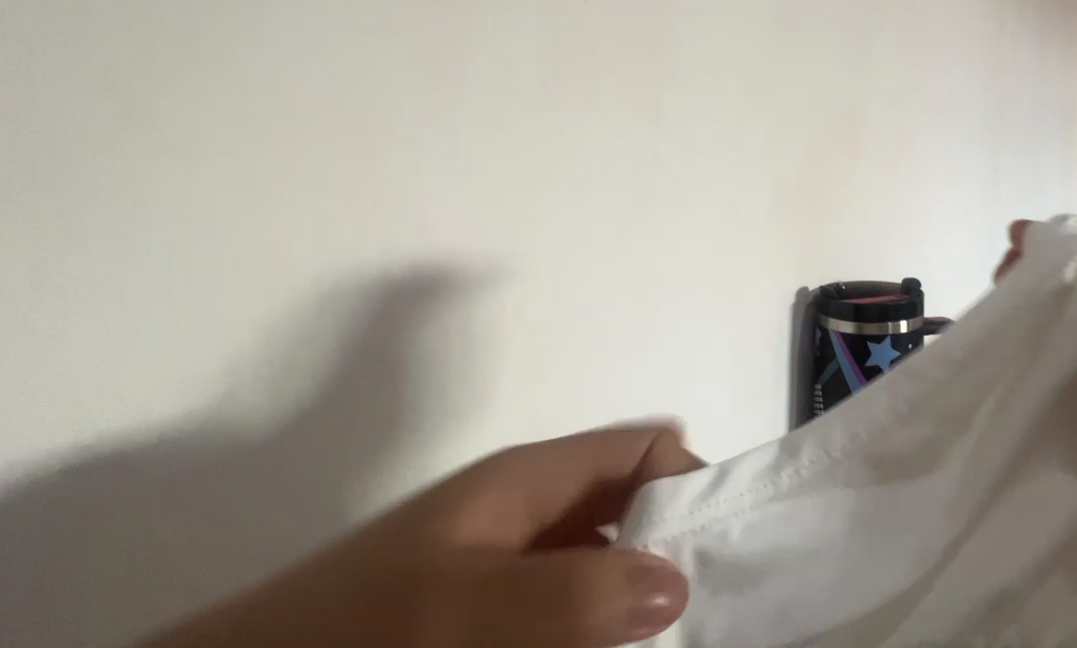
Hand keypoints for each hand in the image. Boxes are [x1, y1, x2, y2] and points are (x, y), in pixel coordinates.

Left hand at [138, 426, 701, 647]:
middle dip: (676, 547)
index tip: (724, 553)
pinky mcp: (487, 612)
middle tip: (713, 610)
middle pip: (635, 504)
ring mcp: (507, 563)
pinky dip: (597, 629)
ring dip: (639, 596)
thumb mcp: (461, 614)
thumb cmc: (352, 635)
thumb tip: (679, 579)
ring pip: (605, 562)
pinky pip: (568, 610)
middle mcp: (530, 510)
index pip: (648, 447)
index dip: (693, 482)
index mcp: (533, 479)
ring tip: (673, 638)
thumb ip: (571, 596)